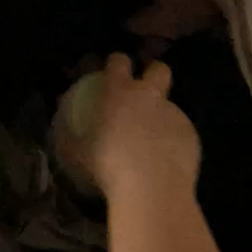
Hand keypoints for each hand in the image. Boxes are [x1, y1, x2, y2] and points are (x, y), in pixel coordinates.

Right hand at [83, 52, 201, 197]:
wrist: (152, 189)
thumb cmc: (108, 165)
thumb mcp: (77, 152)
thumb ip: (70, 135)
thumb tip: (60, 128)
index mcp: (119, 91)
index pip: (119, 61)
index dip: (117, 63)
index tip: (114, 73)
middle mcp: (148, 95)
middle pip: (158, 69)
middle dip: (154, 73)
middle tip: (146, 91)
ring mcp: (173, 113)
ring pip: (171, 106)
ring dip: (163, 117)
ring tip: (155, 141)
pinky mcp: (191, 135)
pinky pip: (181, 133)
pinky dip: (175, 143)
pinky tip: (167, 163)